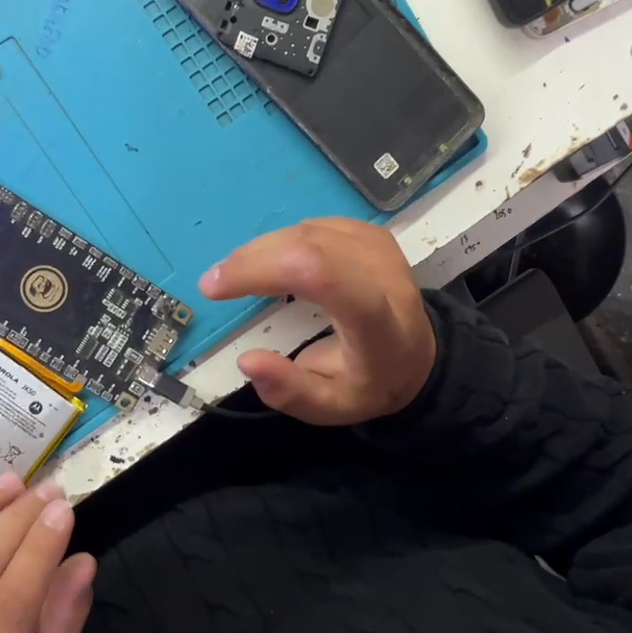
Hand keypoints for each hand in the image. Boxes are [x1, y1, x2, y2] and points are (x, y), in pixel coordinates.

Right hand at [199, 218, 435, 425]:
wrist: (417, 356)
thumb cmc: (368, 383)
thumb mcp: (330, 406)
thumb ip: (289, 390)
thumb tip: (247, 360)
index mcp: (376, 322)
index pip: (322, 274)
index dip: (262, 270)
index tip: (215, 287)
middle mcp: (383, 274)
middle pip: (308, 245)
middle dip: (251, 259)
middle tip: (215, 283)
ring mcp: (379, 247)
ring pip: (307, 231)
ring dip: (262, 249)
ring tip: (235, 276)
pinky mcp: (370, 233)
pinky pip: (314, 226)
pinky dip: (282, 241)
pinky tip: (267, 262)